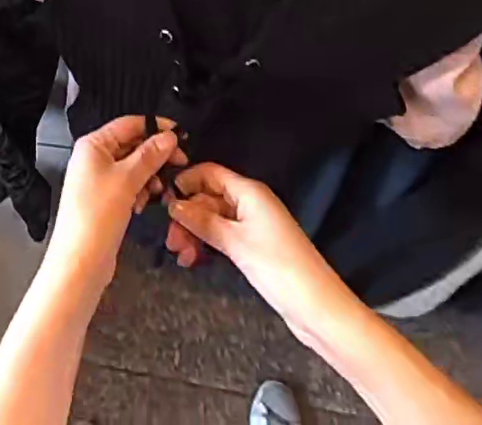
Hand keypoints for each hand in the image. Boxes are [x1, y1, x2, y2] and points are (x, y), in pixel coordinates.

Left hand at [47, 116, 186, 285]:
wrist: (80, 262)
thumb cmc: (95, 217)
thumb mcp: (127, 180)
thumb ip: (150, 155)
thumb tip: (168, 137)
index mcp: (93, 145)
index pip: (129, 124)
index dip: (155, 127)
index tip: (179, 134)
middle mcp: (93, 158)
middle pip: (131, 144)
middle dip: (155, 154)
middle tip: (179, 162)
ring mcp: (98, 179)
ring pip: (132, 166)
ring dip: (149, 175)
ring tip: (159, 189)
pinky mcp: (104, 199)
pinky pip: (128, 184)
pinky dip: (140, 190)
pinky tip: (145, 202)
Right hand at [163, 163, 354, 340]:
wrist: (318, 308)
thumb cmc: (278, 267)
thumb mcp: (235, 241)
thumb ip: (202, 221)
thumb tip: (174, 205)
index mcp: (249, 191)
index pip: (210, 172)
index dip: (186, 181)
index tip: (164, 201)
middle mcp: (250, 202)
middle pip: (209, 197)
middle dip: (187, 215)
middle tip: (170, 240)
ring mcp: (252, 225)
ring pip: (213, 219)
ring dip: (194, 232)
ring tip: (180, 254)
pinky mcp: (254, 246)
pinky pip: (223, 236)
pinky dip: (207, 244)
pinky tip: (194, 259)